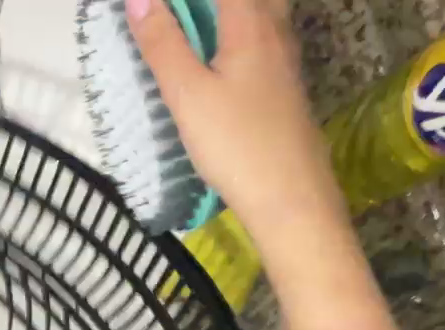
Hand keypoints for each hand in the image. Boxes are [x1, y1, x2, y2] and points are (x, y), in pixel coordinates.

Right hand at [125, 0, 346, 229]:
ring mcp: (284, 55)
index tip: (154, 8)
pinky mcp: (285, 83)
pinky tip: (219, 55)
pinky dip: (238, 30)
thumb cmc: (235, 144)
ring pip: (260, 11)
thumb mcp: (188, 96)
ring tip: (191, 30)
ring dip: (224, 14)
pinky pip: (262, 34)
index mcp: (249, 20)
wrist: (289, 195)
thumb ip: (163, 45)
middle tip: (172, 18)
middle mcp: (273, 26)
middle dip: (205, 5)